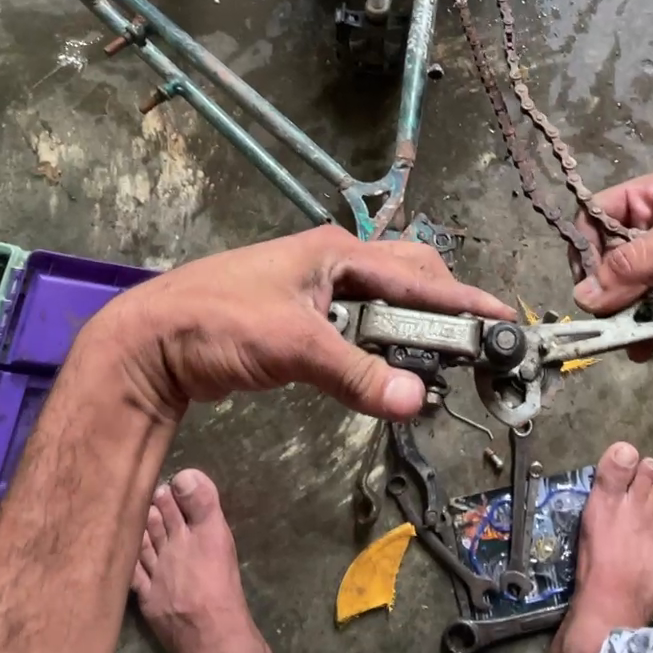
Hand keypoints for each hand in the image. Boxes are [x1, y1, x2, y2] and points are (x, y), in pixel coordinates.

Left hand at [81, 226, 514, 419]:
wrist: (150, 341)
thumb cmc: (219, 323)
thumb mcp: (293, 345)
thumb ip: (356, 373)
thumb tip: (415, 400)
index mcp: (336, 252)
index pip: (415, 275)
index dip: (461, 298)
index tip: (502, 317)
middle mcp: (334, 263)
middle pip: (406, 279)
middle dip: (442, 308)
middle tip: (471, 344)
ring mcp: (318, 289)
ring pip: (383, 304)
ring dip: (411, 331)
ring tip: (438, 360)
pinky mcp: (304, 317)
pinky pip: (359, 327)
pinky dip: (381, 346)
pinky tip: (390, 368)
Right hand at [572, 171, 652, 340]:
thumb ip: (635, 263)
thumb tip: (583, 298)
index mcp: (651, 199)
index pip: (595, 217)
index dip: (587, 246)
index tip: (592, 280)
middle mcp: (652, 231)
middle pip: (605, 261)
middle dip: (608, 290)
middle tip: (612, 315)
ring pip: (623, 294)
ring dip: (625, 316)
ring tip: (631, 338)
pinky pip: (646, 316)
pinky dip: (644, 333)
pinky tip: (645, 347)